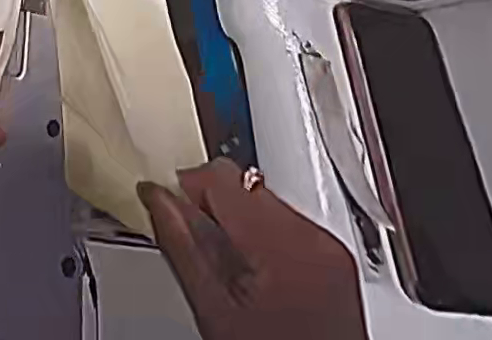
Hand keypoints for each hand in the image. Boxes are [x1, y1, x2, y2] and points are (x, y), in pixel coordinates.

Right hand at [138, 159, 367, 339]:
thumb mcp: (215, 314)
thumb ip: (182, 246)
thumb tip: (156, 198)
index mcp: (282, 245)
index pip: (221, 176)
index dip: (187, 186)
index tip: (168, 203)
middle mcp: (312, 236)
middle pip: (243, 183)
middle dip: (211, 205)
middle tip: (191, 240)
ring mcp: (328, 246)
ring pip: (262, 198)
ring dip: (236, 220)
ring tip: (227, 268)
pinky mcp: (335, 256)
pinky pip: (285, 221)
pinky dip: (261, 235)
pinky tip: (253, 275)